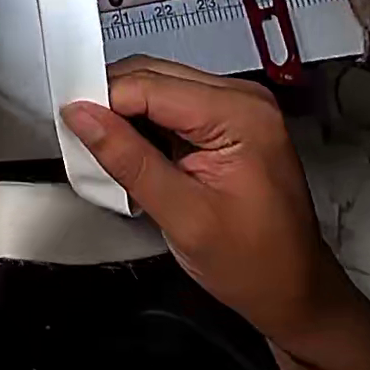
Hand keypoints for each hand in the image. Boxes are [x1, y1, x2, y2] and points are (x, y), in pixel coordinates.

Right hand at [60, 57, 344, 343]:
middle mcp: (240, 97)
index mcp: (240, 114)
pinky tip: (135, 152)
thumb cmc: (257, 265)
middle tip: (84, 140)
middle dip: (111, 104)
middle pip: (151, 76)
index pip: (150, 85)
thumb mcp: (183, 217)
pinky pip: (167, 102)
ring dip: (124, 113)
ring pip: (154, 85)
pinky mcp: (222, 117)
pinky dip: (142, 122)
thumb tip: (83, 116)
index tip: (73, 124)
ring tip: (111, 152)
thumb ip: (128, 159)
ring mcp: (233, 104)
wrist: (296, 293)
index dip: (105, 101)